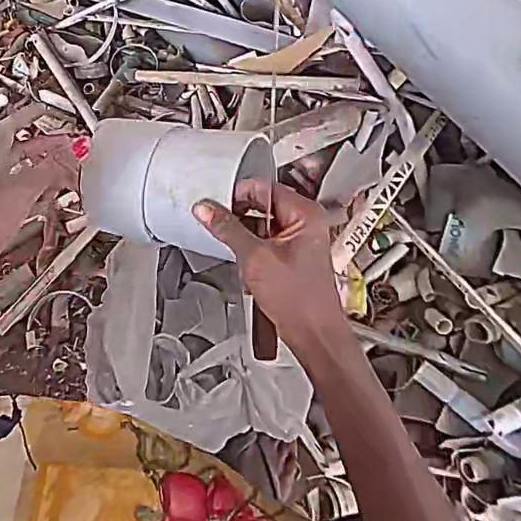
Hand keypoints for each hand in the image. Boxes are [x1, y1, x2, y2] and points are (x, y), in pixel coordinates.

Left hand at [0, 104, 82, 285]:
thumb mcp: (21, 190)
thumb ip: (48, 169)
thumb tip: (70, 152)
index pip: (10, 127)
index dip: (28, 115)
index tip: (45, 109)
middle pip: (20, 150)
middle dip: (45, 144)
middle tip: (66, 142)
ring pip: (25, 174)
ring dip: (46, 168)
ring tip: (66, 167)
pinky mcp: (1, 216)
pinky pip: (25, 197)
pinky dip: (41, 193)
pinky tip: (51, 197)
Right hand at [193, 179, 354, 365]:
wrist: (313, 333)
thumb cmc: (300, 300)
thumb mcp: (254, 258)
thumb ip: (227, 229)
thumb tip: (207, 209)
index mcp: (305, 214)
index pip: (264, 187)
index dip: (238, 195)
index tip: (217, 205)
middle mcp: (305, 223)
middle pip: (262, 204)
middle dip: (239, 214)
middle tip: (220, 224)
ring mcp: (298, 239)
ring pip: (261, 223)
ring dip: (244, 233)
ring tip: (234, 247)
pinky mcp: (290, 255)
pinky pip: (264, 240)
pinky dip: (250, 246)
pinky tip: (244, 260)